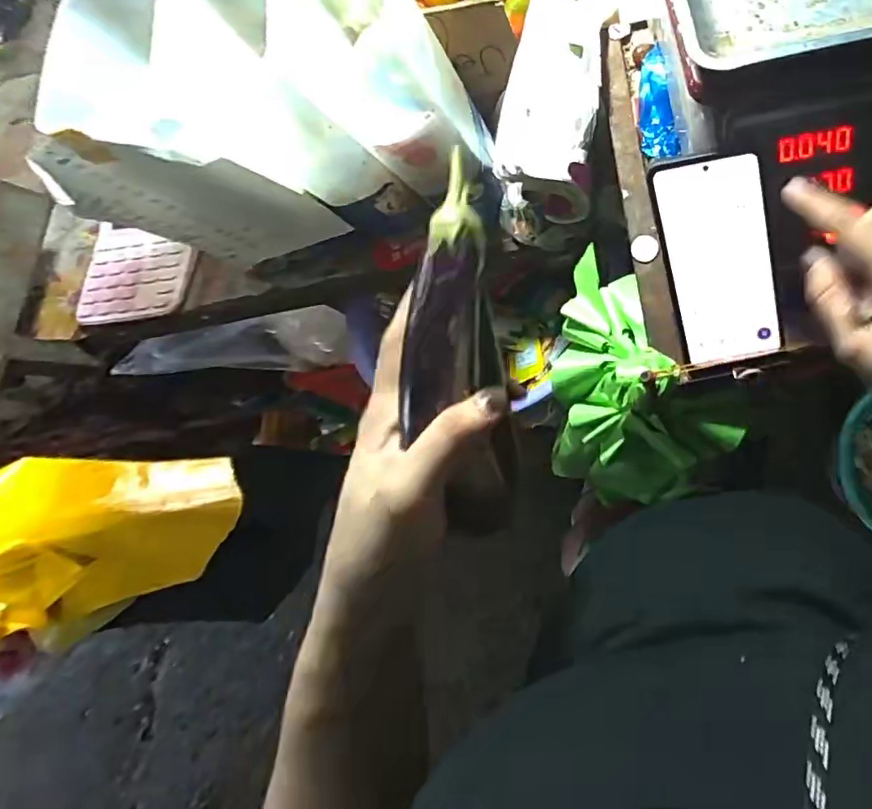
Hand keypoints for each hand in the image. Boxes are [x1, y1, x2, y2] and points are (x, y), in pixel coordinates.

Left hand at [317, 291, 507, 618]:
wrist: (371, 607)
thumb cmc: (377, 545)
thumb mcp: (411, 491)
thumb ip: (449, 439)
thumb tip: (497, 391)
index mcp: (381, 414)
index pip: (396, 345)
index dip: (415, 302)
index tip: (441, 263)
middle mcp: (396, 419)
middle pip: (423, 358)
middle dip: (447, 320)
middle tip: (485, 289)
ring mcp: (414, 443)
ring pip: (442, 386)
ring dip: (464, 356)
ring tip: (499, 329)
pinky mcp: (433, 466)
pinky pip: (456, 418)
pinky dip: (476, 397)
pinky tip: (501, 395)